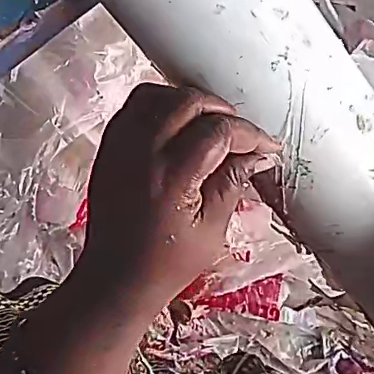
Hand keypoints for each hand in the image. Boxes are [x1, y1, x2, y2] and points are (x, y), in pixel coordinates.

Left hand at [71, 84, 280, 311]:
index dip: (249, 134)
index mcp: (171, 176)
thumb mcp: (212, 230)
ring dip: (188, 102)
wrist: (115, 276)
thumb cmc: (164, 264)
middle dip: (222, 111)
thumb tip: (255, 155)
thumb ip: (232, 183)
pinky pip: (133, 107)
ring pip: (157, 96)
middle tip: (240, 134)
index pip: (217, 131)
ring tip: (209, 124)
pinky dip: (159, 105)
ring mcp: (120, 146)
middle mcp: (141, 153)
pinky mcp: (108, 148)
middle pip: (187, 102)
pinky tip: (177, 124)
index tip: (265, 147)